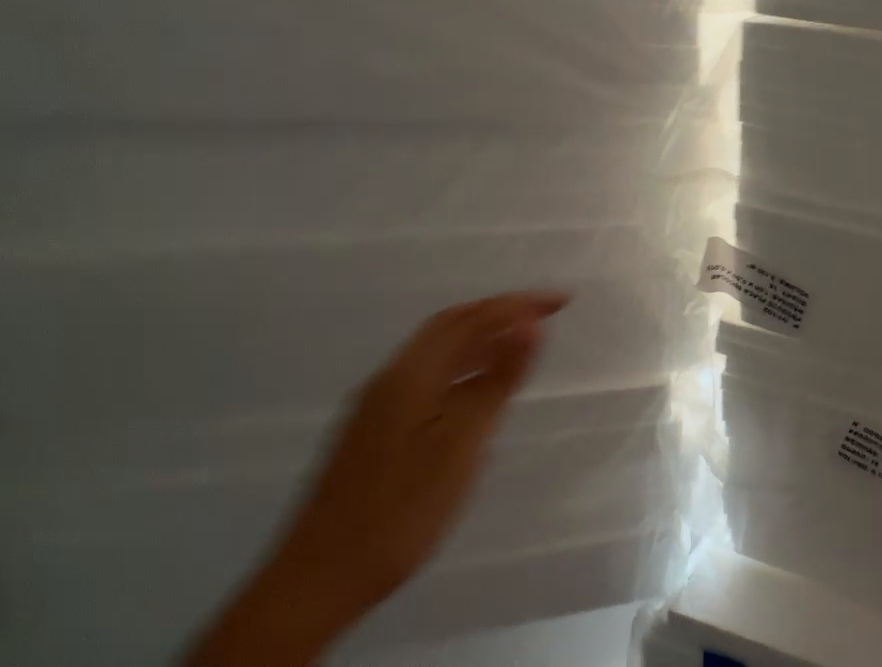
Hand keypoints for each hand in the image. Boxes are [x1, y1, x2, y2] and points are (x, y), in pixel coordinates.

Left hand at [188, 291, 568, 665]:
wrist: (319, 578)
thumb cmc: (401, 509)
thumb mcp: (462, 442)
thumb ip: (497, 380)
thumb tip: (530, 324)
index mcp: (410, 375)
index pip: (470, 319)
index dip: (517, 304)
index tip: (562, 302)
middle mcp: (390, 380)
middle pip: (449, 328)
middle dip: (499, 313)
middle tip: (547, 313)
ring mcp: (377, 408)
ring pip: (437, 355)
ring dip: (481, 339)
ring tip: (522, 345)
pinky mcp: (374, 433)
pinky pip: (429, 378)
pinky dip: (463, 367)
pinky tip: (478, 391)